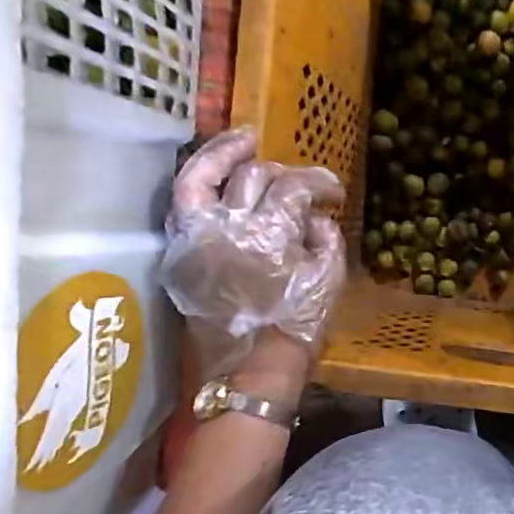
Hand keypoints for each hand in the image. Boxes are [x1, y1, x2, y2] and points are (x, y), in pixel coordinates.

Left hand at [161, 128, 345, 380]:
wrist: (247, 373)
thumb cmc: (294, 331)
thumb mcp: (328, 285)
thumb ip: (327, 240)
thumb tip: (313, 217)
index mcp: (270, 236)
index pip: (294, 188)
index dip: (319, 182)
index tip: (333, 191)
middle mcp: (228, 227)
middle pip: (257, 178)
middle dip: (285, 174)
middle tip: (299, 185)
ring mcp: (197, 237)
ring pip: (203, 175)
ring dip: (225, 151)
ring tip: (245, 139)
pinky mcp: (179, 251)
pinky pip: (182, 201)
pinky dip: (198, 178)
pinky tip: (216, 169)